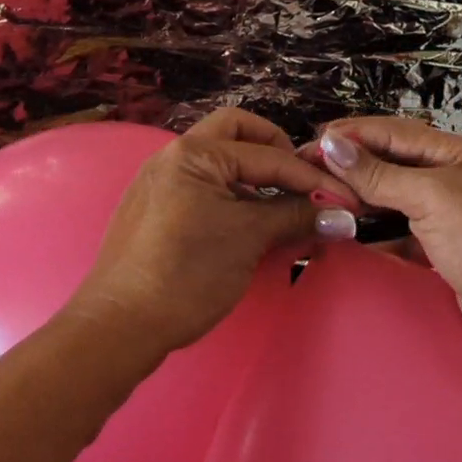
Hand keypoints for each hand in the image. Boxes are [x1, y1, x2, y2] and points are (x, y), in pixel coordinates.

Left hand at [69, 109, 358, 355]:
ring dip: (254, 174)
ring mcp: (159, 181)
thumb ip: (295, 216)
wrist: (117, 328)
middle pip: (237, 133)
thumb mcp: (248, 239)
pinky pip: (203, 185)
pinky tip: (250, 221)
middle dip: (275, 150)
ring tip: (283, 204)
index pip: (267, 157)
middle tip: (302, 179)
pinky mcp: (153, 209)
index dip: (310, 178)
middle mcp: (174, 155)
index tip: (344, 197)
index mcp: (195, 152)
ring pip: (219, 160)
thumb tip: (341, 214)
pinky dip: (232, 193)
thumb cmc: (187, 273)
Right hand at [307, 116, 461, 359]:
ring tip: (321, 201)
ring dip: (359, 199)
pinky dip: (373, 234)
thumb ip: (379, 174)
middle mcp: (449, 176)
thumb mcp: (430, 199)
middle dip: (350, 166)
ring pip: (392, 198)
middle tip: (308, 172)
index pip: (392, 132)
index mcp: (453, 152)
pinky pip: (397, 232)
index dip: (351, 135)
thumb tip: (332, 144)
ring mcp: (445, 214)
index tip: (311, 142)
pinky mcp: (440, 249)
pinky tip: (347, 237)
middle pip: (390, 163)